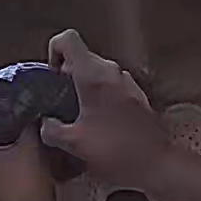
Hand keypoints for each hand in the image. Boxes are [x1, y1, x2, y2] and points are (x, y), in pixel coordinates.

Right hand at [39, 29, 172, 188]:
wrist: (156, 161)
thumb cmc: (115, 148)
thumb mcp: (74, 143)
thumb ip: (51, 130)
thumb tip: (45, 125)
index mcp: (91, 74)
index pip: (68, 39)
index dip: (54, 50)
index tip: (53, 74)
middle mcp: (110, 70)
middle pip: (82, 56)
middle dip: (69, 74)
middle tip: (62, 98)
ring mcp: (127, 80)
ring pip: (98, 70)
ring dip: (87, 85)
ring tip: (81, 112)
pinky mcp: (137, 93)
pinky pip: (113, 83)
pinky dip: (103, 94)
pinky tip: (101, 120)